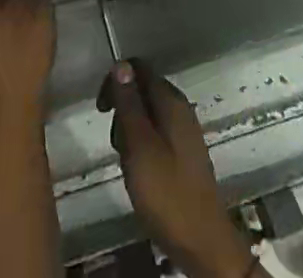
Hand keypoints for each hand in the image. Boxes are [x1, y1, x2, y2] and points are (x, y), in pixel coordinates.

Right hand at [101, 60, 255, 277]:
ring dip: (129, 132)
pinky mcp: (182, 151)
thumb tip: (121, 63)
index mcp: (171, 101)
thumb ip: (129, 103)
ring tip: (128, 162)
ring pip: (146, 114)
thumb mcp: (139, 145)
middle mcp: (180, 108)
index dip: (116, 81)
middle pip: (142, 90)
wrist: (201, 239)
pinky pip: (154, 134)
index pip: (139, 68)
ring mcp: (183, 130)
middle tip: (117, 144)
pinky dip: (140, 146)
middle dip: (122, 111)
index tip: (101, 109)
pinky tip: (139, 171)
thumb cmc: (166, 191)